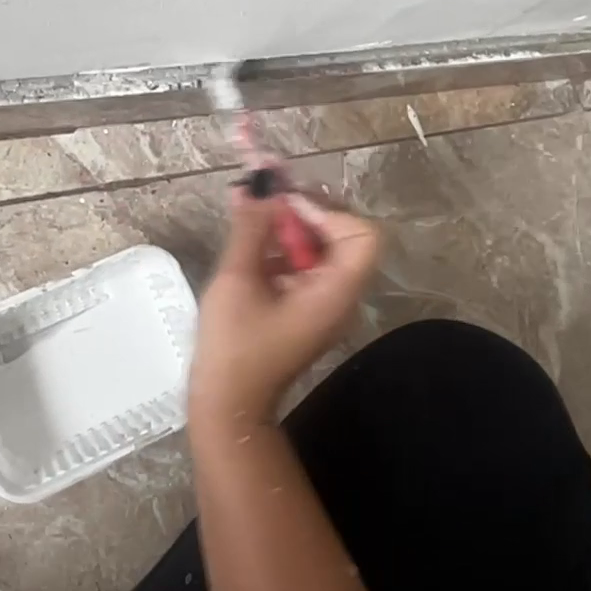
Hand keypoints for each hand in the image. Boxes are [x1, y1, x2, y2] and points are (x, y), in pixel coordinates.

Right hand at [189, 189, 379, 425]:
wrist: (228, 404)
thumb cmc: (235, 346)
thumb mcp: (237, 280)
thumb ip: (250, 228)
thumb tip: (256, 187)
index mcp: (335, 292)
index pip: (362, 235)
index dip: (326, 210)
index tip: (284, 204)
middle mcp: (339, 294)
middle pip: (339, 234)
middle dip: (300, 206)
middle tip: (263, 186)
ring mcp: (321, 301)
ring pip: (317, 245)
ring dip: (285, 221)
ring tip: (249, 201)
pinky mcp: (302, 306)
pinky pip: (301, 263)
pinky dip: (277, 243)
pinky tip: (246, 233)